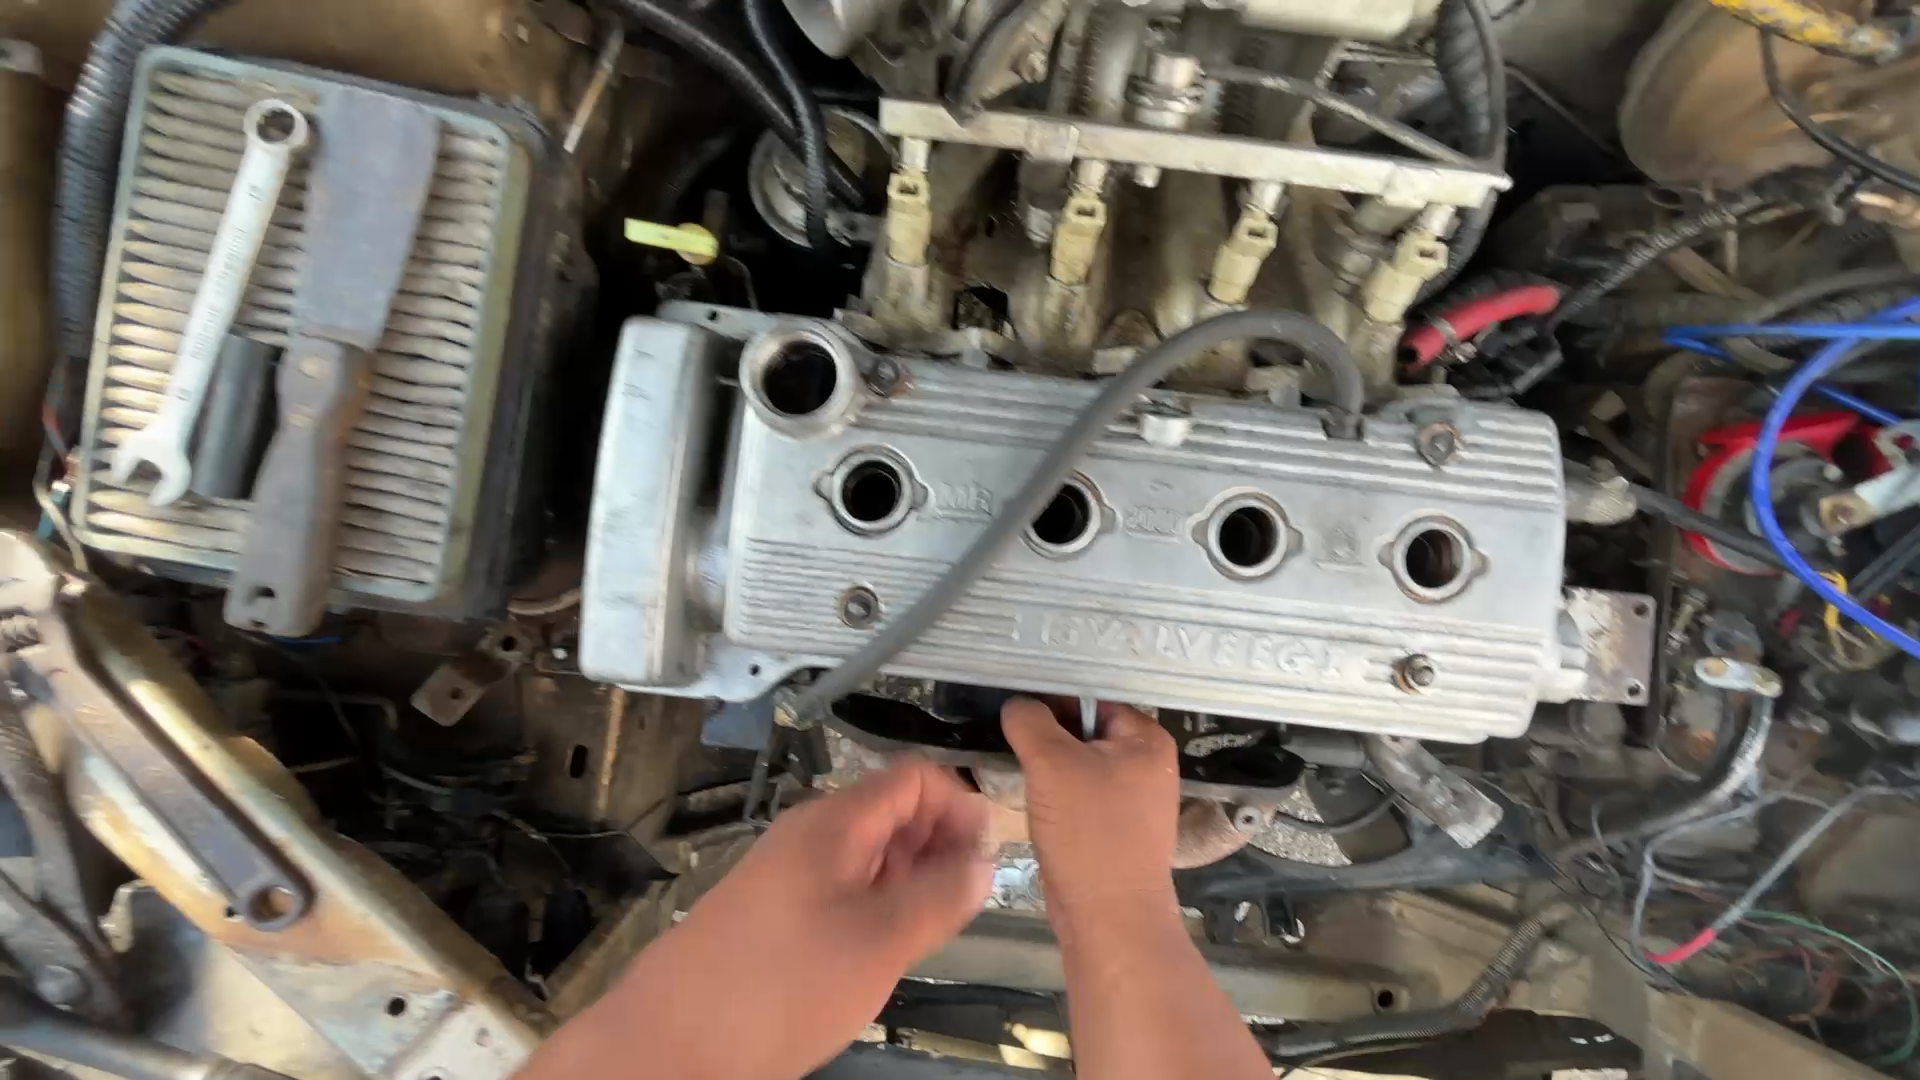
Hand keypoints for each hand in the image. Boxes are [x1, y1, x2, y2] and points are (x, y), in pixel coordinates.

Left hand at [559, 759, 992, 1079]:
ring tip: (935, 920)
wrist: (666, 1045)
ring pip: (869, 848)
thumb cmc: (781, 984)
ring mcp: (790, 867)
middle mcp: (813, 831)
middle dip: (939, 840)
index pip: (914, 778)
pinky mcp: (776, 905)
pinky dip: (877, 897)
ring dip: (911, 872)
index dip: (959, 804)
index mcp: (838, 821)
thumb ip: (938, 897)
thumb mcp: (877, 943)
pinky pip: (843, 880)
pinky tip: (885, 940)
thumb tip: (982, 862)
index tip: (987, 852)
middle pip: (892, 808)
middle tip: (968, 893)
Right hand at [1001, 697, 1180, 927]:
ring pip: (1081, 765)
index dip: (1053, 702)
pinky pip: (1082, 795)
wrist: (1110, 919)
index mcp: (1147, 739)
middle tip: (1012, 742)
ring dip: (1049, 768)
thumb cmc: (1088, 832)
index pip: (1093, 699)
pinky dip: (1057, 795)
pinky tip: (1034, 801)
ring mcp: (1136, 800)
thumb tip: (1017, 704)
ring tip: (1019, 770)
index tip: (1015, 713)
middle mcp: (1149, 764)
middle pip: (1086, 732)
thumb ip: (1030, 721)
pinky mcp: (1118, 829)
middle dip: (1048, 737)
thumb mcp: (1051, 763)